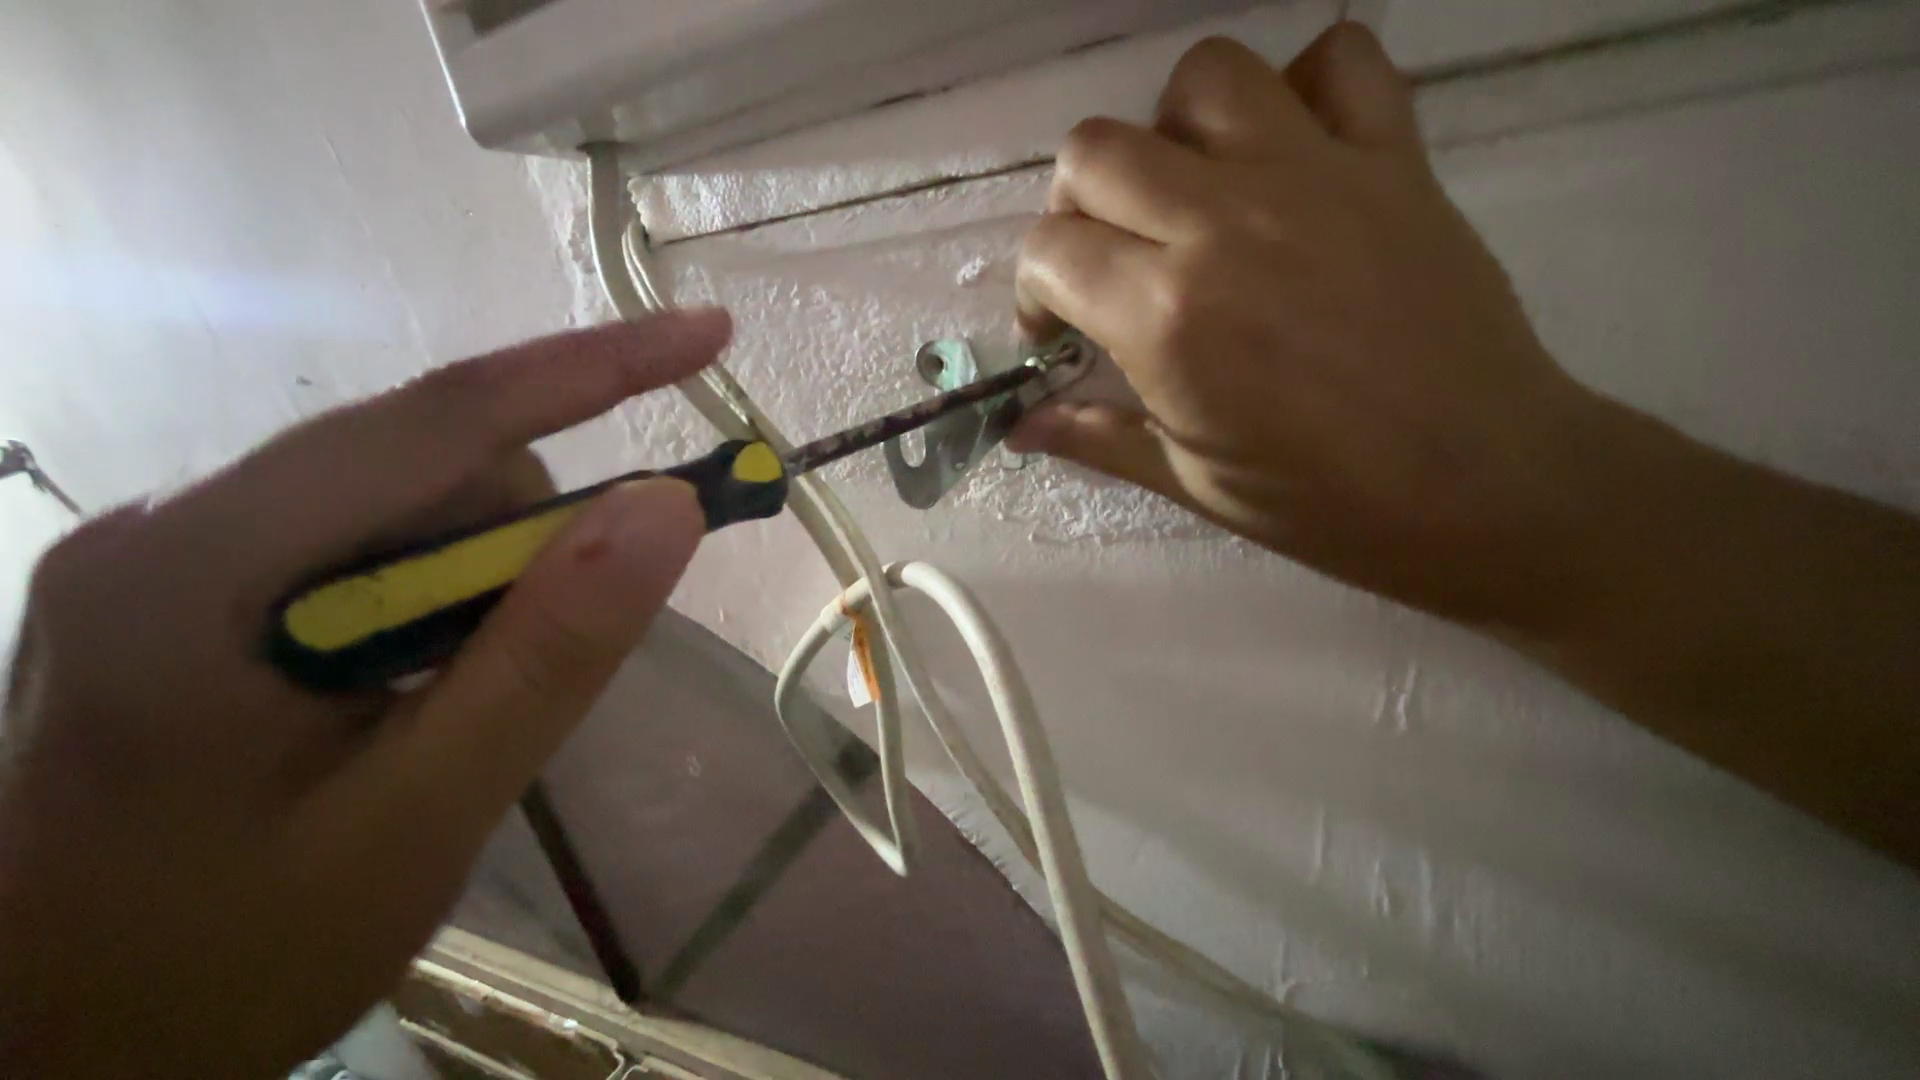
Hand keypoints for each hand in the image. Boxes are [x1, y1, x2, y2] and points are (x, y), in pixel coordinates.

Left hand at [0, 312, 727, 1077]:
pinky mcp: (212, 590)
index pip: (439, 421)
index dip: (594, 369)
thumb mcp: (423, 816)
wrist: (56, 1056)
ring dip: (494, 583)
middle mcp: (179, 526)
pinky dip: (451, 600)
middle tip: (542, 665)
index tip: (710, 337)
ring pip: (417, 504)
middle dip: (534, 540)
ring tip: (462, 709)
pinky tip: (423, 694)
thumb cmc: (231, 956)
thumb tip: (668, 509)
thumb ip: (549, 657)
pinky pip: (384, 546)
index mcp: (201, 568)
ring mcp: (187, 556)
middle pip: (429, 463)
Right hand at [1014, 25, 1919, 866]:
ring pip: (1202, 78)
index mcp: (1164, 316)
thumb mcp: (1189, 481)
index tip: (1059, 336)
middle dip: (1077, 208)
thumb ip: (1093, 438)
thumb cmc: (1324, 503)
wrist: (1483, 485)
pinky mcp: (1392, 157)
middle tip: (1109, 263)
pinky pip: (1339, 58)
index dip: (1035, 294)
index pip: (1048, 251)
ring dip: (1173, 131)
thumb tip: (1017, 428)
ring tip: (1191, 197)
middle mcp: (1223, 223)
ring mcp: (1314, 175)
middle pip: (1095, 150)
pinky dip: (1302, 87)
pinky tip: (1291, 152)